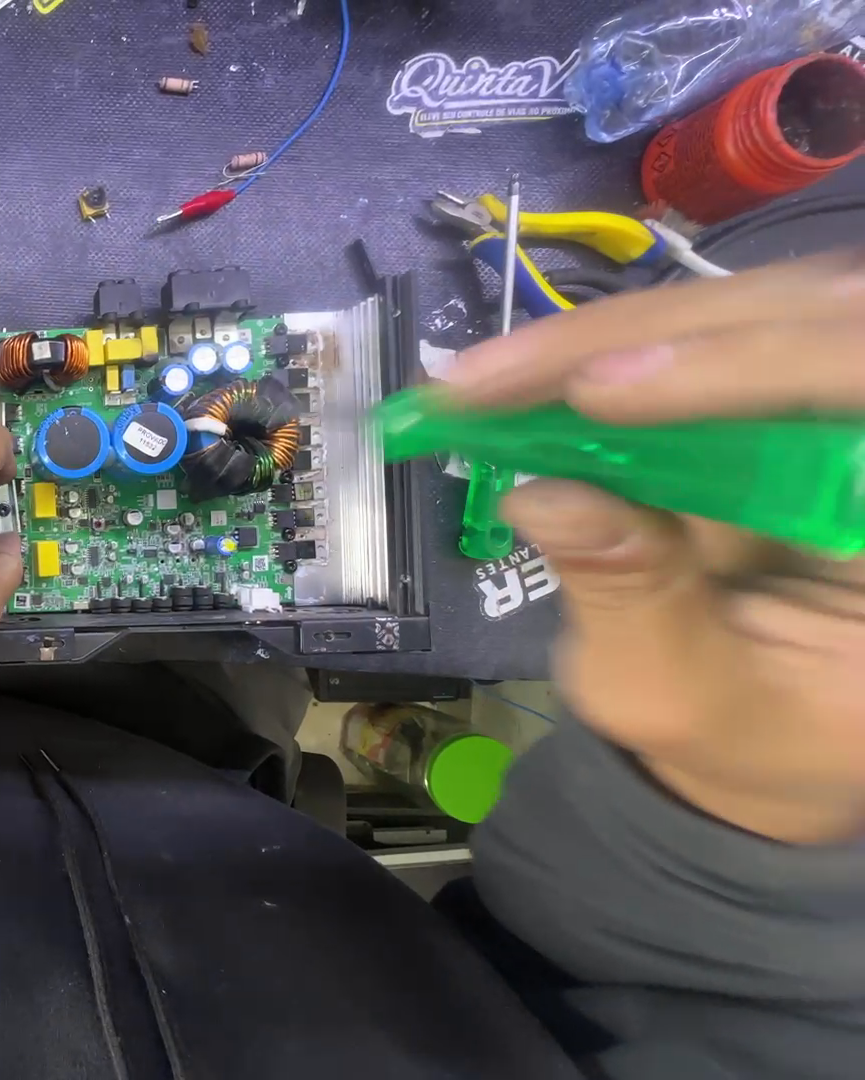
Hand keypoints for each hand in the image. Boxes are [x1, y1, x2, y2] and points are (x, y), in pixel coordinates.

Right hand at [448, 249, 864, 844]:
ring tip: (472, 381)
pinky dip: (586, 356)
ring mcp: (837, 419)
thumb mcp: (676, 694)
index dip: (764, 366)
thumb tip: (541, 495)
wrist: (752, 733)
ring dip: (596, 340)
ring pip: (750, 312)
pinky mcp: (767, 408)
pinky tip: (503, 380)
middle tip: (483, 377)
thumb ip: (629, 598)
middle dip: (638, 340)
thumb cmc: (738, 735)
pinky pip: (695, 345)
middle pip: (817, 322)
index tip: (599, 390)